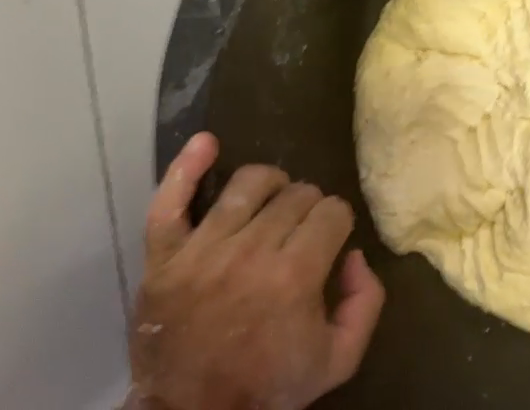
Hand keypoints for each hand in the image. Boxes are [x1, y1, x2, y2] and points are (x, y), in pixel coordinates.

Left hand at [128, 133, 385, 409]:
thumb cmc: (265, 386)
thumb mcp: (338, 359)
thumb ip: (366, 303)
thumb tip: (355, 255)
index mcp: (294, 275)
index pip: (332, 212)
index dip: (338, 223)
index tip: (331, 241)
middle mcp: (250, 252)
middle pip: (296, 195)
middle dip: (310, 207)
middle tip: (303, 231)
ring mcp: (202, 251)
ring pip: (247, 184)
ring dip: (271, 184)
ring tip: (274, 200)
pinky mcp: (163, 257)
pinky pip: (170, 201)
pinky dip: (186, 167)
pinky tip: (206, 143)